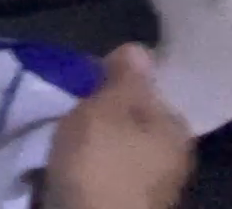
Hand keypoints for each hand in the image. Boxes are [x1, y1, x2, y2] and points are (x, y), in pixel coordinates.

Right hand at [46, 44, 193, 208]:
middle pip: (133, 111)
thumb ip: (124, 80)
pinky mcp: (122, 183)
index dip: (117, 76)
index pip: (151, 91)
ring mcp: (148, 171)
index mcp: (174, 130)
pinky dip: (86, 139)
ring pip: (116, 130)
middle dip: (100, 96)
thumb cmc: (102, 157)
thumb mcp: (108, 109)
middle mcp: (170, 150)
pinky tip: (65, 134)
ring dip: (90, 118)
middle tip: (63, 84)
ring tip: (56, 106)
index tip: (80, 66)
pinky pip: (104, 148)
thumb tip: (139, 48)